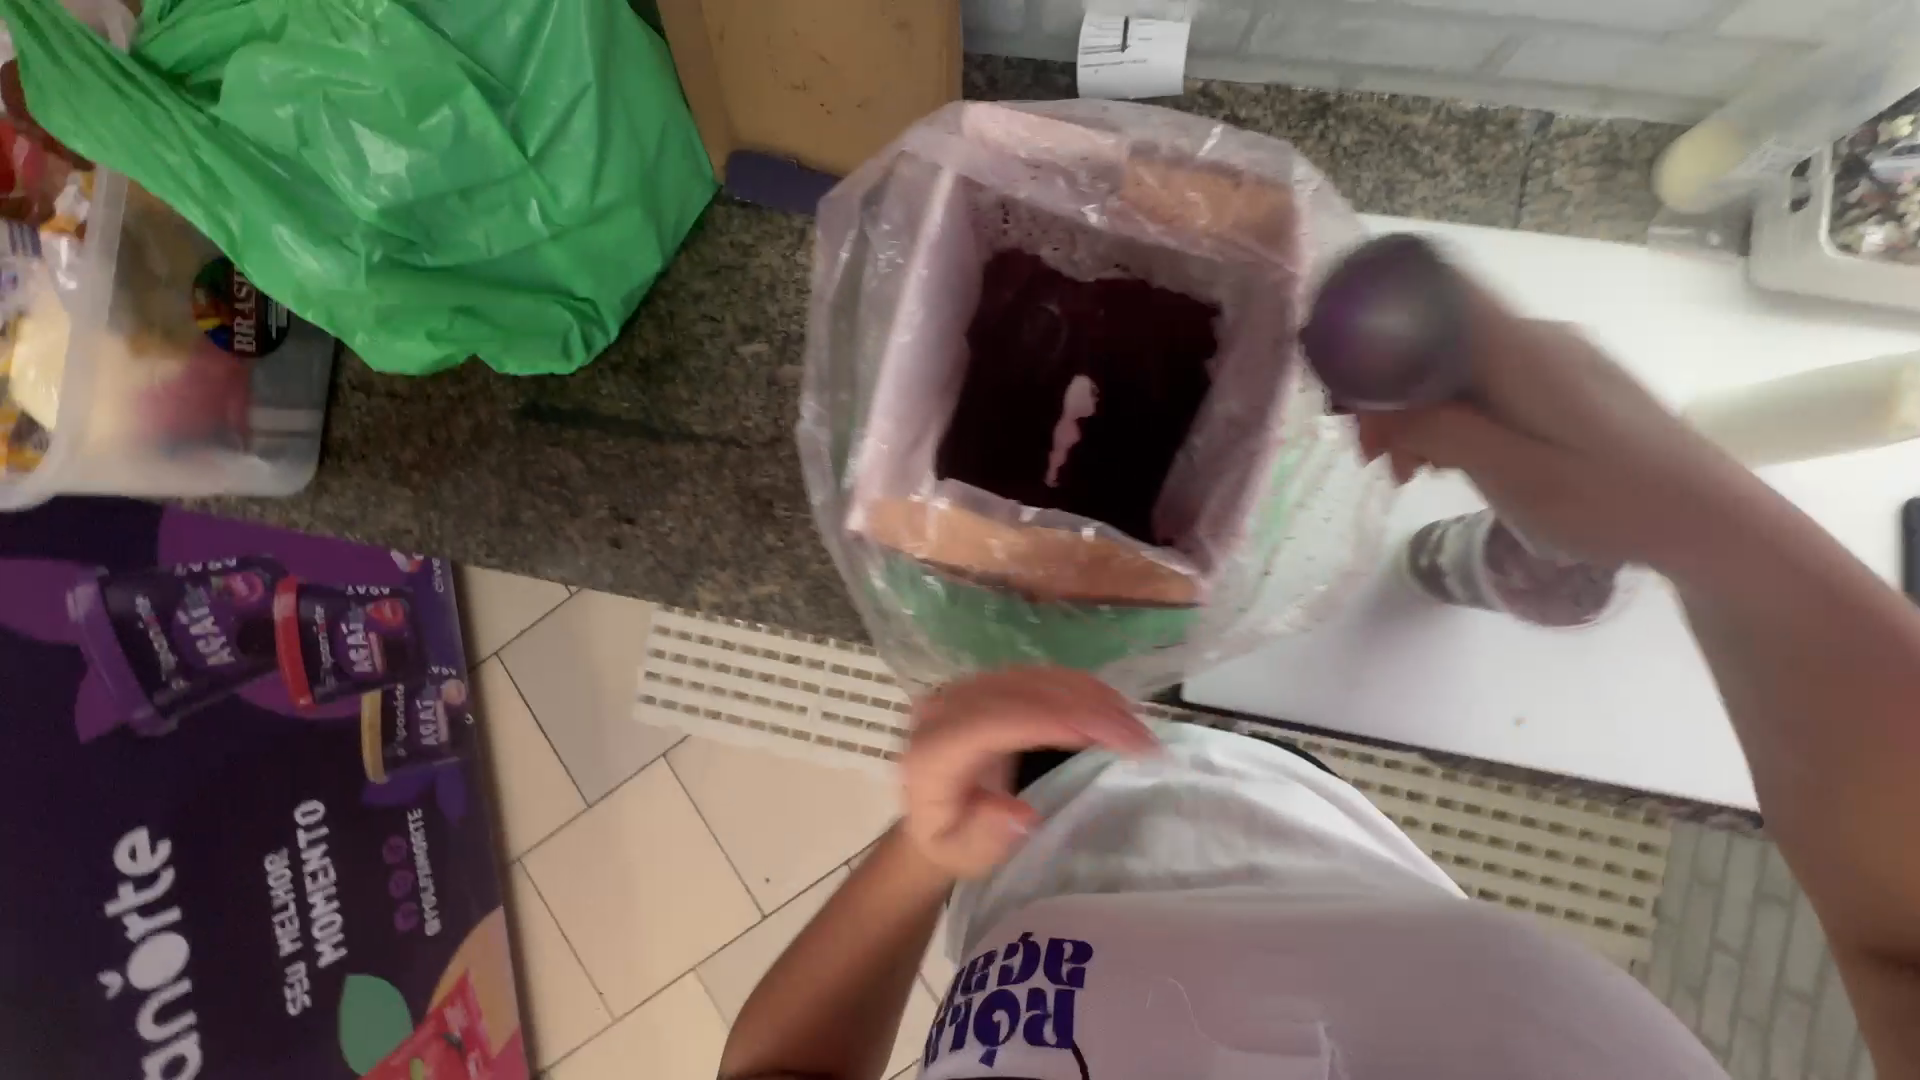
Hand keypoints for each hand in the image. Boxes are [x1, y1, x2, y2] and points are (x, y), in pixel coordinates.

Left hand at [900, 667, 1157, 879]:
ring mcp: (969, 689)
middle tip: (1142, 738)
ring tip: (1137, 725)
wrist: (931, 814)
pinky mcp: (989, 683)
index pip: (995, 720)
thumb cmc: (949, 841)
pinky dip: (1080, 688)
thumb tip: (1023, 814)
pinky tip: (1113, 706)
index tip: (1109, 736)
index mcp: (935, 748)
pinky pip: (1039, 675)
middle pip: (1023, 692)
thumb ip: (985, 836)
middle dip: (1087, 709)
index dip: (1054, 720)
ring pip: (1036, 677)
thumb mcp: (961, 854)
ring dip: (1091, 696)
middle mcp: (948, 706)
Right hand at [1354, 278, 1763, 573]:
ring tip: (1399, 470)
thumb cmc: (1613, 502)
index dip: (1374, 311)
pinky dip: (1442, 417)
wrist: (1708, 522)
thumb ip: (1441, 432)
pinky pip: (1476, 386)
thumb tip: (1377, 408)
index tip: (1332, 361)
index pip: (1435, 296)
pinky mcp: (1554, 385)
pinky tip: (1434, 461)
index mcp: (1522, 353)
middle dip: (1382, 387)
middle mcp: (1533, 341)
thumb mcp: (1515, 475)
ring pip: (1449, 367)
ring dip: (1409, 411)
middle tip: (1365, 450)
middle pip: (1432, 338)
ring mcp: (1546, 361)